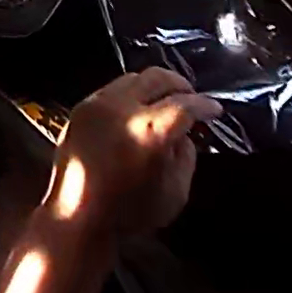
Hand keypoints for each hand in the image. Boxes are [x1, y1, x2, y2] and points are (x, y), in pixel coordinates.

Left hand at [47, 68, 222, 237]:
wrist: (77, 215)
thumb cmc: (129, 212)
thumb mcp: (175, 193)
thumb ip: (186, 156)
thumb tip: (184, 133)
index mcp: (150, 130)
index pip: (185, 105)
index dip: (204, 105)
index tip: (214, 108)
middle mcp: (123, 106)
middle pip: (158, 77)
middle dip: (181, 84)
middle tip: (191, 96)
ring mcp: (99, 101)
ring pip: (134, 77)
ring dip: (154, 86)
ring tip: (164, 100)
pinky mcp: (82, 105)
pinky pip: (113, 88)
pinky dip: (131, 94)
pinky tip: (135, 109)